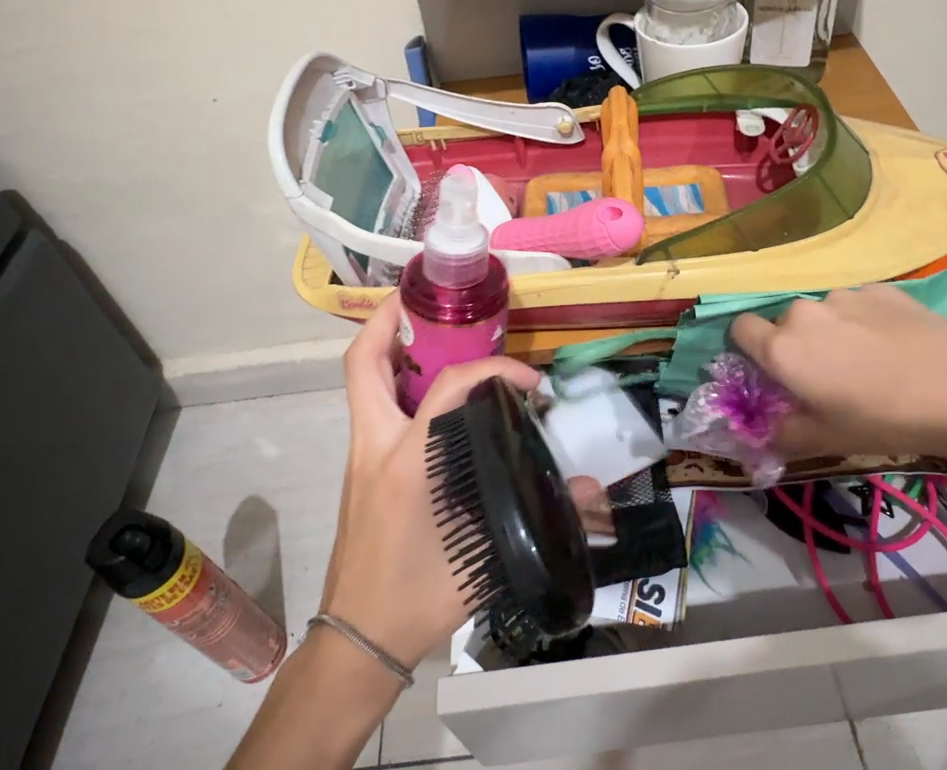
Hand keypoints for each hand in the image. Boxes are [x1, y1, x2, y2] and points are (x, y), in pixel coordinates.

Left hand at [320, 295, 540, 668]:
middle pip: (363, 364)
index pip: (447, 387)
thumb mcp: (486, 557)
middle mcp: (373, 448)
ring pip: (363, 385)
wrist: (358, 639)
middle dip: (390, 323)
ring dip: (394, 354)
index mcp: (404, 462)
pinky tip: (436, 403)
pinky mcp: (359, 473)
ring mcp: (360, 458)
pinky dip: (397, 388)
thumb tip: (589, 486)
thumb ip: (539, 514)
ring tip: (440, 343)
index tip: (527, 380)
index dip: (491, 370)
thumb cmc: (418, 596)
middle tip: (431, 307)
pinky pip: (372, 410)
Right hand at [729, 284, 946, 459]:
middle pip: (784, 322)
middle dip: (796, 344)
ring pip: (822, 312)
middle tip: (827, 376)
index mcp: (782, 348)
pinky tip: (893, 345)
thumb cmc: (886, 420)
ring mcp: (844, 295)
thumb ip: (782, 432)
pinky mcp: (879, 288)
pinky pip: (856, 303)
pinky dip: (863, 320)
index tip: (775, 373)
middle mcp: (804, 312)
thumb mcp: (828, 439)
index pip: (740, 329)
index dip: (752, 350)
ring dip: (831, 331)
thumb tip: (759, 429)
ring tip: (868, 360)